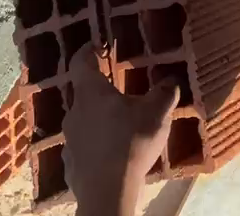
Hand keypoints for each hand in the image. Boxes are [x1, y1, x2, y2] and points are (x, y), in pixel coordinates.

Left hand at [63, 42, 180, 215]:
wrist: (108, 194)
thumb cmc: (131, 142)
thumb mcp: (158, 111)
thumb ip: (165, 91)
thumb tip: (170, 79)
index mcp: (91, 94)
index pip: (80, 63)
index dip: (87, 50)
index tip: (96, 44)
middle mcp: (74, 113)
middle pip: (84, 94)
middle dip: (101, 91)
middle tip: (121, 91)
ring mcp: (69, 142)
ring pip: (84, 121)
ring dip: (99, 119)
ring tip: (121, 124)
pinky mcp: (70, 166)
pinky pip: (84, 146)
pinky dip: (96, 144)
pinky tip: (113, 152)